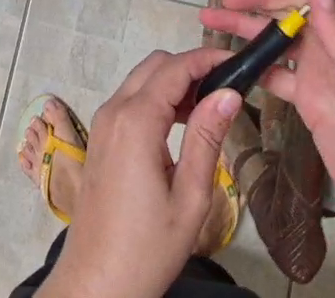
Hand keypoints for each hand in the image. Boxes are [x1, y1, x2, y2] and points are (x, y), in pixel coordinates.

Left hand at [37, 48, 241, 297]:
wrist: (95, 282)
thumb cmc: (147, 247)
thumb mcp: (190, 196)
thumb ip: (206, 138)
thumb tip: (229, 93)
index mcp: (135, 122)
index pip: (175, 68)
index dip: (207, 59)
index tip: (239, 63)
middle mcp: (113, 112)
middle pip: (155, 65)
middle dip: (191, 67)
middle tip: (226, 89)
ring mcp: (102, 124)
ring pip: (141, 80)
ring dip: (173, 83)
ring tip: (210, 109)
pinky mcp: (100, 138)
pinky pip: (130, 100)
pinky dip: (157, 99)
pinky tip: (181, 125)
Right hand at [198, 0, 334, 297]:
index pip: (300, 0)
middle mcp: (333, 50)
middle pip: (282, 12)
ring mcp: (320, 77)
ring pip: (274, 41)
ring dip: (242, 27)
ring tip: (206, 19)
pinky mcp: (311, 104)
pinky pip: (275, 75)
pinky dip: (252, 66)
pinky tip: (229, 63)